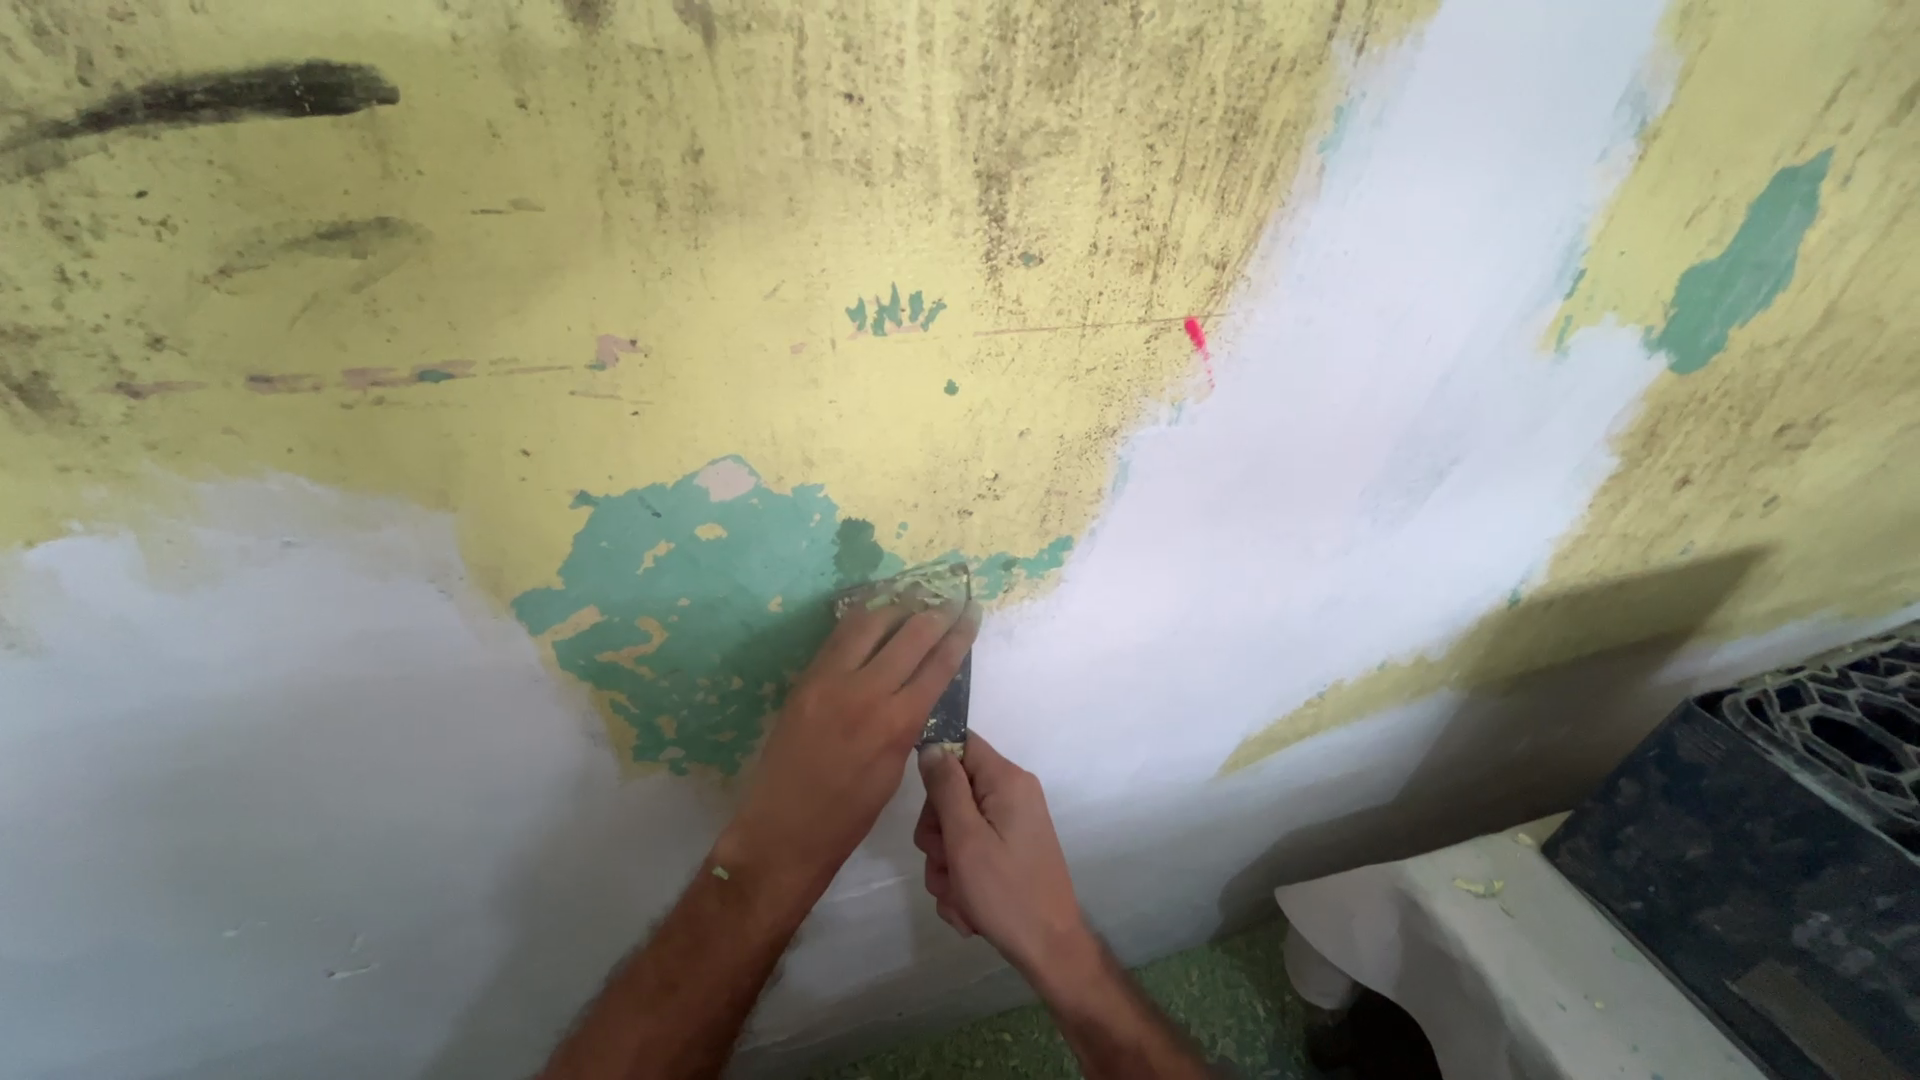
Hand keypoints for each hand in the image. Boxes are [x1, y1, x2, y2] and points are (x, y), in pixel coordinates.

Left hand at [723, 594, 980, 884]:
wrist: (782, 831)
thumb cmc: (847, 816)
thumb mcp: (894, 770)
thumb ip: (908, 723)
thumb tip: (917, 690)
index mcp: (898, 723)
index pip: (938, 664)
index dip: (959, 634)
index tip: (972, 611)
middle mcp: (866, 693)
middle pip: (910, 634)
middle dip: (936, 612)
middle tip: (951, 597)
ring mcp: (830, 681)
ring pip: (869, 624)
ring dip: (896, 606)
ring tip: (913, 594)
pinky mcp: (804, 681)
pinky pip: (837, 639)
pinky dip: (860, 621)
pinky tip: (873, 613)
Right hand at [915, 734, 1093, 977]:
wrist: (1049, 949)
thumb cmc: (1005, 892)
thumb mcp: (965, 838)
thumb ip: (945, 788)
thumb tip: (931, 746)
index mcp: (1006, 780)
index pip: (961, 743)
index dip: (935, 768)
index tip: (928, 808)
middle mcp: (1012, 794)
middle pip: (952, 791)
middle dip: (938, 833)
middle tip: (945, 862)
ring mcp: (1012, 824)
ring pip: (955, 828)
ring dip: (946, 864)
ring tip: (959, 895)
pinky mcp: (1009, 849)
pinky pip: (971, 850)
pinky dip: (962, 878)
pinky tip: (968, 906)